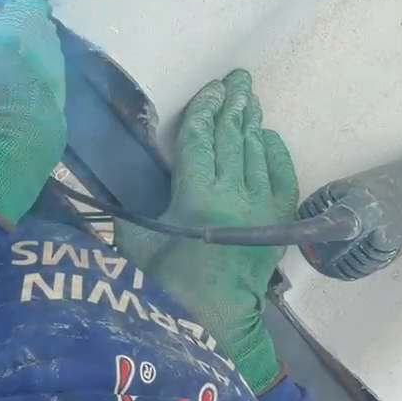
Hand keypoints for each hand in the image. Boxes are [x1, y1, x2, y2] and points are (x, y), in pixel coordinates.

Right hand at [118, 69, 297, 391]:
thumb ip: (132, 207)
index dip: (204, 109)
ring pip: (256, 153)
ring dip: (252, 122)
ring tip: (249, 97)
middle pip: (233, 137)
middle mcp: (233, 195)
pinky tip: (268, 136)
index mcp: (195, 196)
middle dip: (234, 103)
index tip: (210, 87)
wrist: (214, 323)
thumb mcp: (134, 243)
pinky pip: (281, 177)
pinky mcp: (278, 222)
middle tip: (237, 77)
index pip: (199, 138)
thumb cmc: (166, 286)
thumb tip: (120, 184)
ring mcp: (261, 207)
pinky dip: (275, 153)